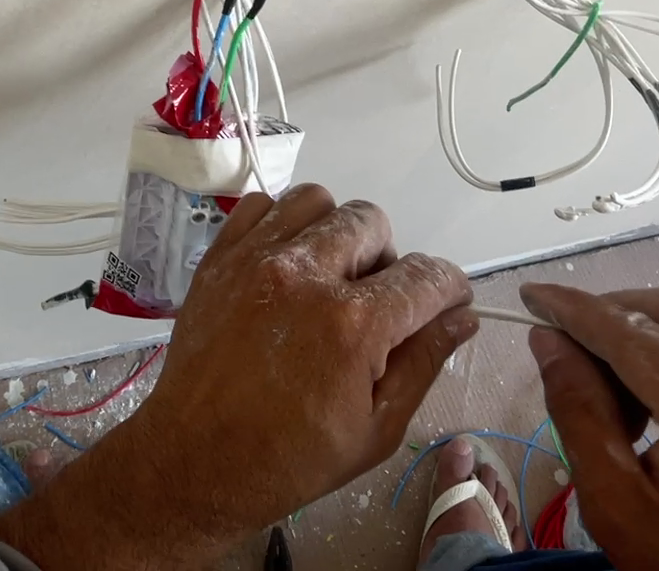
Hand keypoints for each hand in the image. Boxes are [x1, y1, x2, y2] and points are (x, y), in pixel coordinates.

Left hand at [0, 184, 477, 569]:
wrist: (195, 457)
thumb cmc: (291, 457)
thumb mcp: (376, 430)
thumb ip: (424, 361)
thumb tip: (463, 316)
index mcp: (353, 324)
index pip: (425, 276)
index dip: (448, 286)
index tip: (445, 298)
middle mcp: (305, 274)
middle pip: (371, 221)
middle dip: (387, 258)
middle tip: (373, 298)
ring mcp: (256, 257)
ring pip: (318, 200)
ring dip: (334, 231)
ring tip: (327, 274)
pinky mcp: (221, 255)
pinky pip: (263, 204)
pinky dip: (282, 223)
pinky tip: (284, 263)